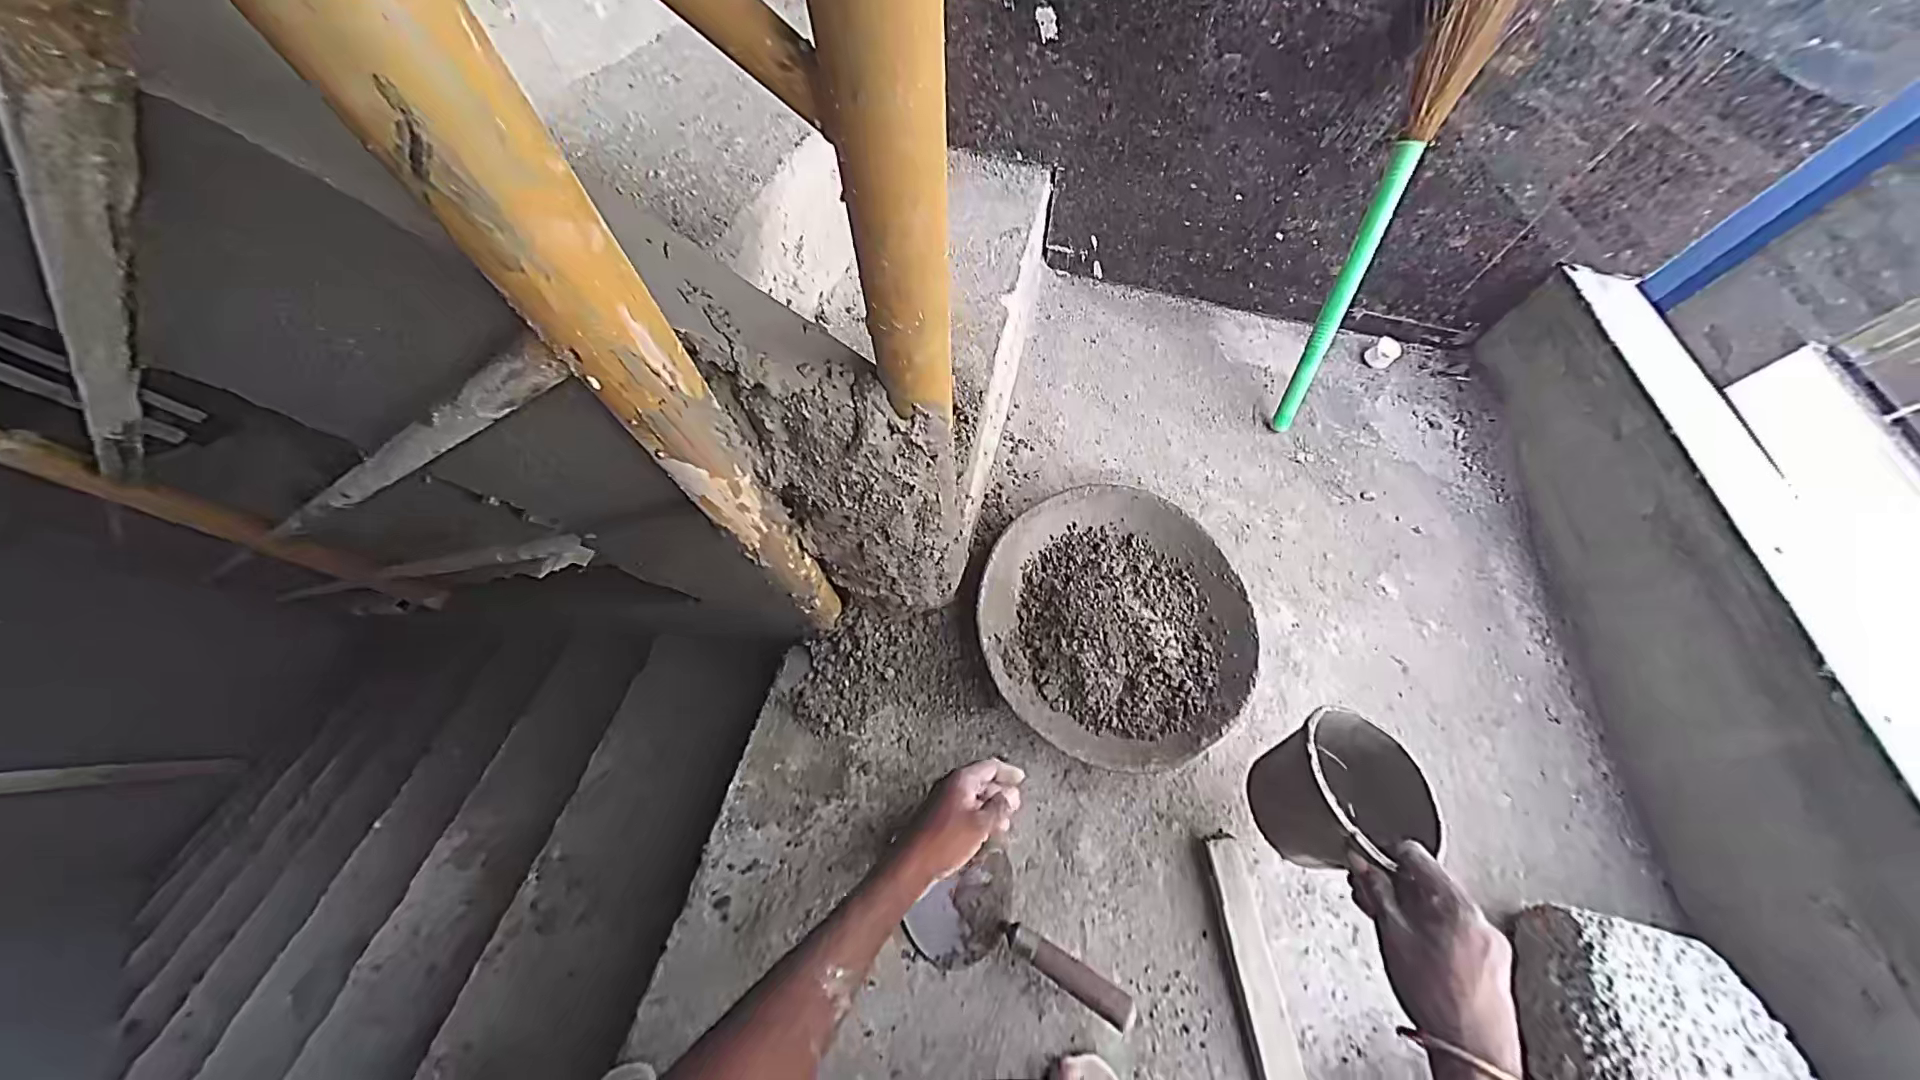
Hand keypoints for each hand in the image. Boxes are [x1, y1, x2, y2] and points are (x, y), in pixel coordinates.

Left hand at [895, 758, 1024, 884]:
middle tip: (1015, 805)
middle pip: (982, 781)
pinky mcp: (940, 817)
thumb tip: (1012, 795)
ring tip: (1003, 823)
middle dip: (1001, 792)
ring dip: (990, 807)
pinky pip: (965, 810)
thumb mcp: (981, 823)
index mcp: (962, 780)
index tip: (1021, 779)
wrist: (914, 862)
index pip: (991, 766)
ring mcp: (944, 800)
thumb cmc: (947, 841)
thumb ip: (1000, 806)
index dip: (1009, 772)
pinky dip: (978, 817)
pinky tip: (985, 832)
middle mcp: (952, 785)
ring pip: (974, 798)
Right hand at [1349, 841, 1521, 1075]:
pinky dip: (1429, 925)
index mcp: (1454, 902)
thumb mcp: (1391, 933)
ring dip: (1409, 905)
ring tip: (1386, 922)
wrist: (1473, 1049)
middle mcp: (1477, 915)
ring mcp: (1488, 938)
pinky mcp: (1492, 958)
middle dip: (1393, 883)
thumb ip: (1375, 890)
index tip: (1365, 862)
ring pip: (1439, 903)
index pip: (1414, 853)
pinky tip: (1412, 942)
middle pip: (1427, 879)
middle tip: (1368, 894)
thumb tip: (1359, 860)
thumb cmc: (1435, 997)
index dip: (1383, 853)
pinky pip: (1454, 925)